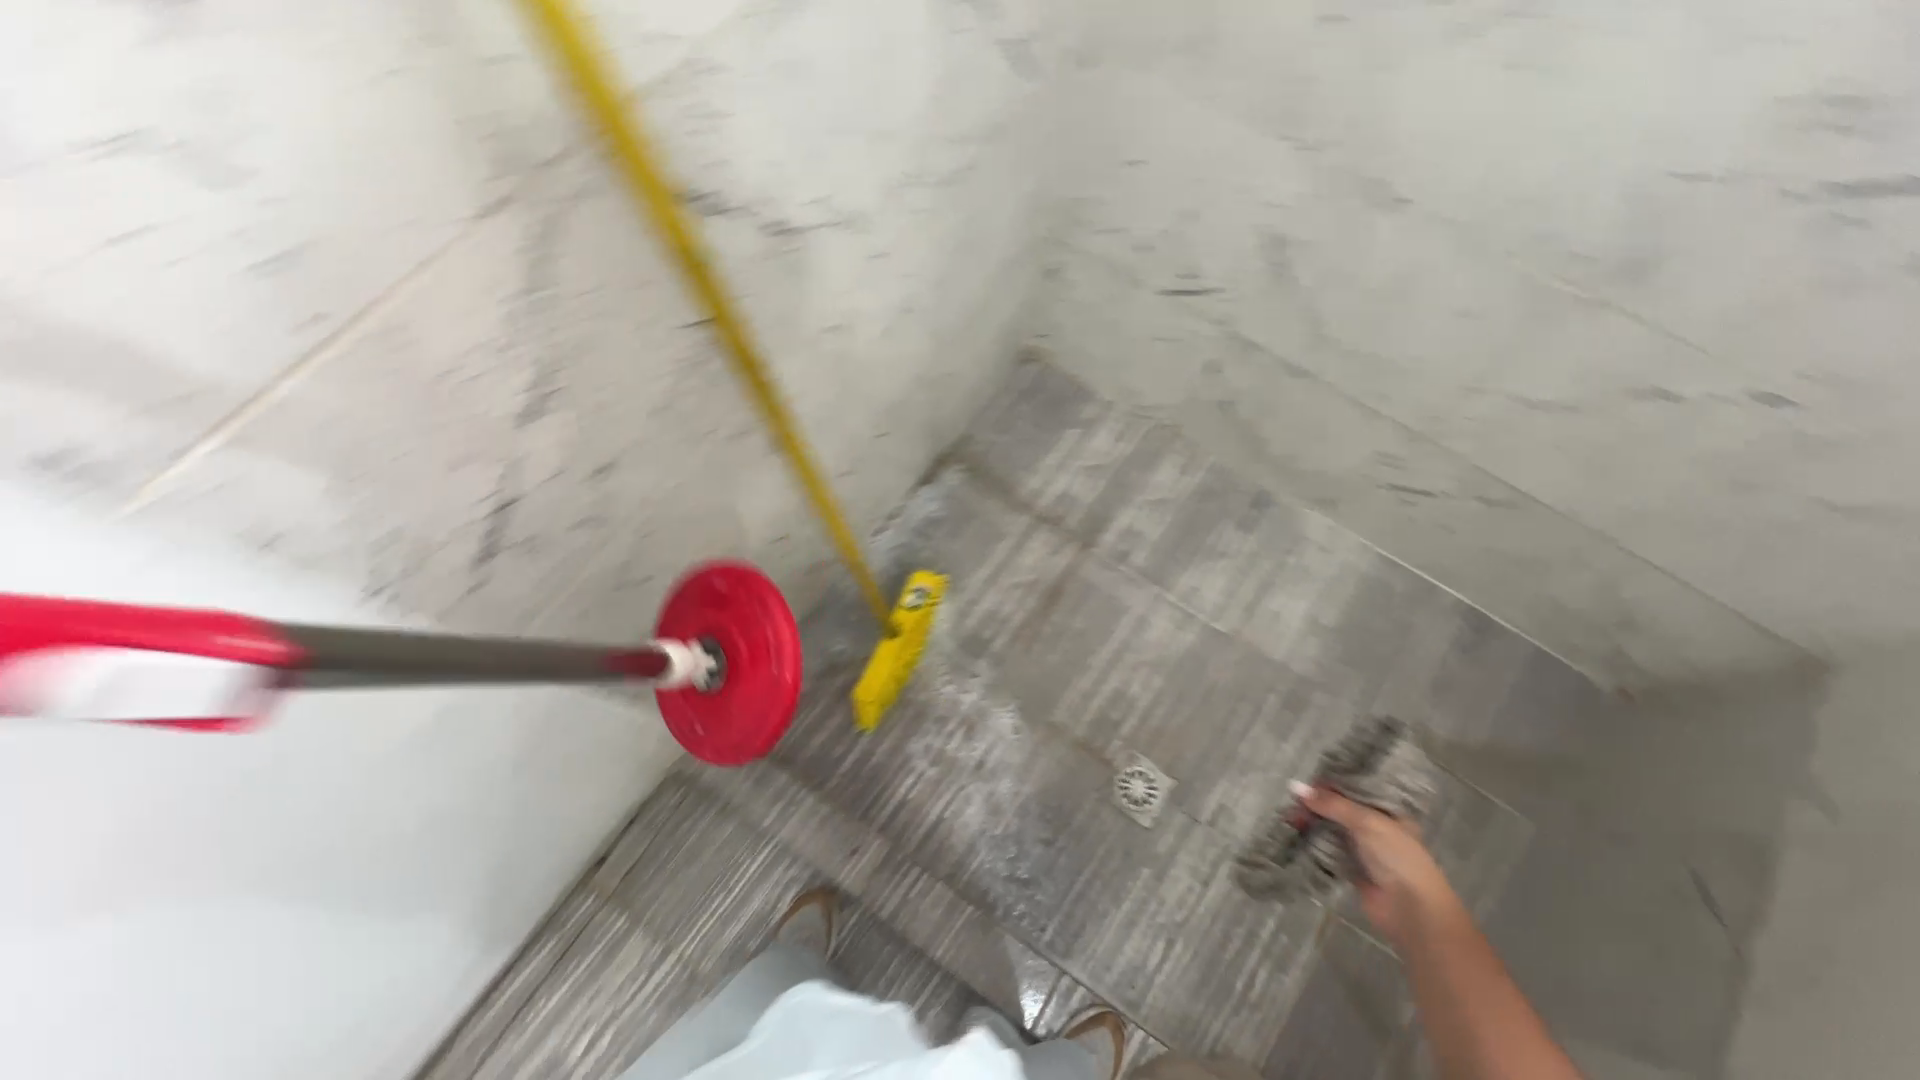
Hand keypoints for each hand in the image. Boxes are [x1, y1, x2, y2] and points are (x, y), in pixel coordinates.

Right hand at [1296, 784, 1459, 947]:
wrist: (1410, 909)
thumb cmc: (1397, 857)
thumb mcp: (1366, 822)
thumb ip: (1332, 804)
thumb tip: (1294, 786)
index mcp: (1387, 811)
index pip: (1354, 790)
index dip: (1330, 785)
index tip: (1304, 783)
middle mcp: (1375, 827)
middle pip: (1339, 810)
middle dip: (1316, 806)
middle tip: (1291, 804)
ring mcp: (1363, 849)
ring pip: (1331, 829)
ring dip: (1312, 824)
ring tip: (1289, 820)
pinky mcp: (1351, 868)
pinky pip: (1327, 850)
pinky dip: (1312, 844)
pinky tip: (1295, 837)